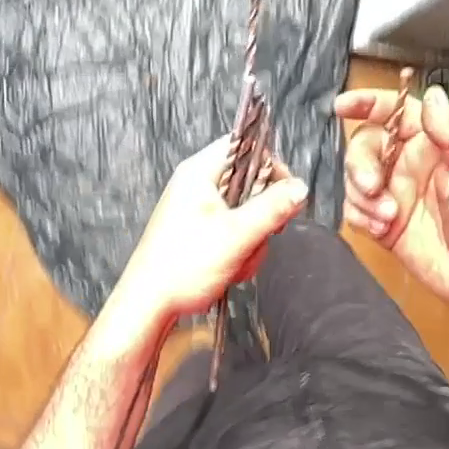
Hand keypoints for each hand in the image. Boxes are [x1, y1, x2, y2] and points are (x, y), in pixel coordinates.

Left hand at [112, 138, 309, 320]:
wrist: (149, 302)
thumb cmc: (181, 267)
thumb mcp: (238, 235)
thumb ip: (272, 208)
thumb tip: (299, 188)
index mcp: (199, 172)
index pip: (243, 145)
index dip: (270, 165)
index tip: (284, 192)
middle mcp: (196, 185)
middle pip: (249, 182)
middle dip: (261, 214)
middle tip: (259, 234)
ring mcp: (196, 208)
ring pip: (244, 211)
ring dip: (251, 238)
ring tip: (238, 259)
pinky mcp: (198, 230)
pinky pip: (233, 229)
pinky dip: (239, 248)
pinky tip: (231, 267)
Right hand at [334, 81, 448, 311]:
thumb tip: (434, 96)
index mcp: (436, 146)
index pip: (396, 112)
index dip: (368, 103)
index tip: (345, 106)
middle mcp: (410, 165)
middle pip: (365, 145)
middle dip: (360, 163)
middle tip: (372, 186)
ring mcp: (395, 193)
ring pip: (354, 177)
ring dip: (361, 196)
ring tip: (387, 217)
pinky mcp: (383, 223)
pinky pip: (354, 209)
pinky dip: (359, 217)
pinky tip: (381, 229)